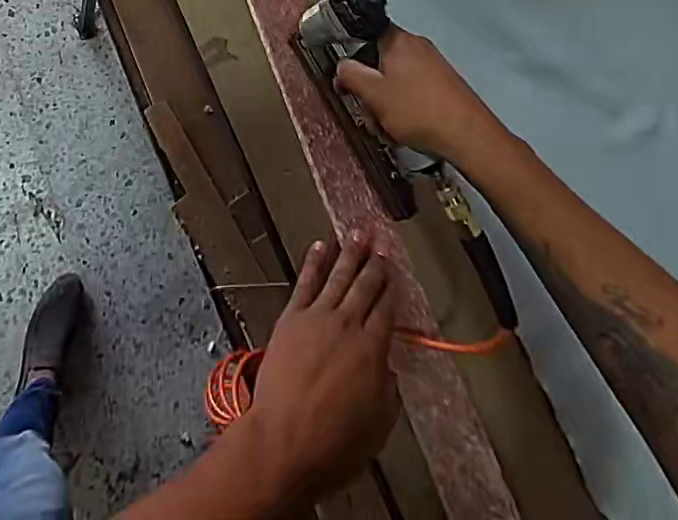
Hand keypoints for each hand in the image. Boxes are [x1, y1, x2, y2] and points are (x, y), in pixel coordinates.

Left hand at [241, 232, 399, 502]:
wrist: (281, 444)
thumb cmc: (333, 444)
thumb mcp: (378, 424)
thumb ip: (388, 389)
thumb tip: (389, 368)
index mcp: (373, 347)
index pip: (387, 307)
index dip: (392, 286)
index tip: (396, 269)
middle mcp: (348, 324)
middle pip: (366, 285)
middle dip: (376, 262)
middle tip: (383, 241)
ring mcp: (318, 317)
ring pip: (339, 275)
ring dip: (351, 252)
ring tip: (359, 232)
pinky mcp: (291, 319)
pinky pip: (306, 282)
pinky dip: (315, 261)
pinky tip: (322, 245)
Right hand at [334, 28, 512, 161]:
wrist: (467, 135)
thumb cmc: (420, 111)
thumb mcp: (374, 95)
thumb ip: (351, 75)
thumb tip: (341, 66)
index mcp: (399, 41)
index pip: (365, 33)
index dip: (350, 55)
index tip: (346, 78)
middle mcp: (417, 47)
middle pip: (379, 61)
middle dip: (370, 89)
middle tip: (370, 111)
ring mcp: (432, 66)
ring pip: (394, 80)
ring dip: (385, 104)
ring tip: (389, 126)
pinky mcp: (442, 85)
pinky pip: (412, 91)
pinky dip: (403, 109)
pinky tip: (405, 129)